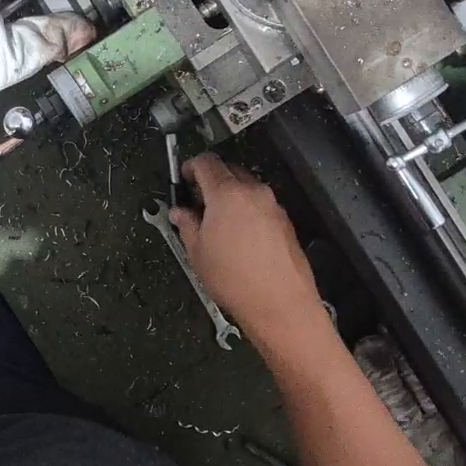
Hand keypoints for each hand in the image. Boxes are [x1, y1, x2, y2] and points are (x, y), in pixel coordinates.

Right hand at [169, 154, 325, 345]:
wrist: (279, 303)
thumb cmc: (238, 281)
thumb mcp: (196, 252)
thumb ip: (186, 224)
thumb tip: (181, 214)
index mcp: (227, 194)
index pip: (206, 162)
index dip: (190, 166)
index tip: (184, 177)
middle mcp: (253, 193)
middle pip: (227, 170)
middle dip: (209, 181)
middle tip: (195, 203)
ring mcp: (272, 206)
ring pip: (245, 188)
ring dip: (229, 197)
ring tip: (216, 225)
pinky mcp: (284, 221)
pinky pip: (260, 205)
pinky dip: (246, 211)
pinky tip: (237, 238)